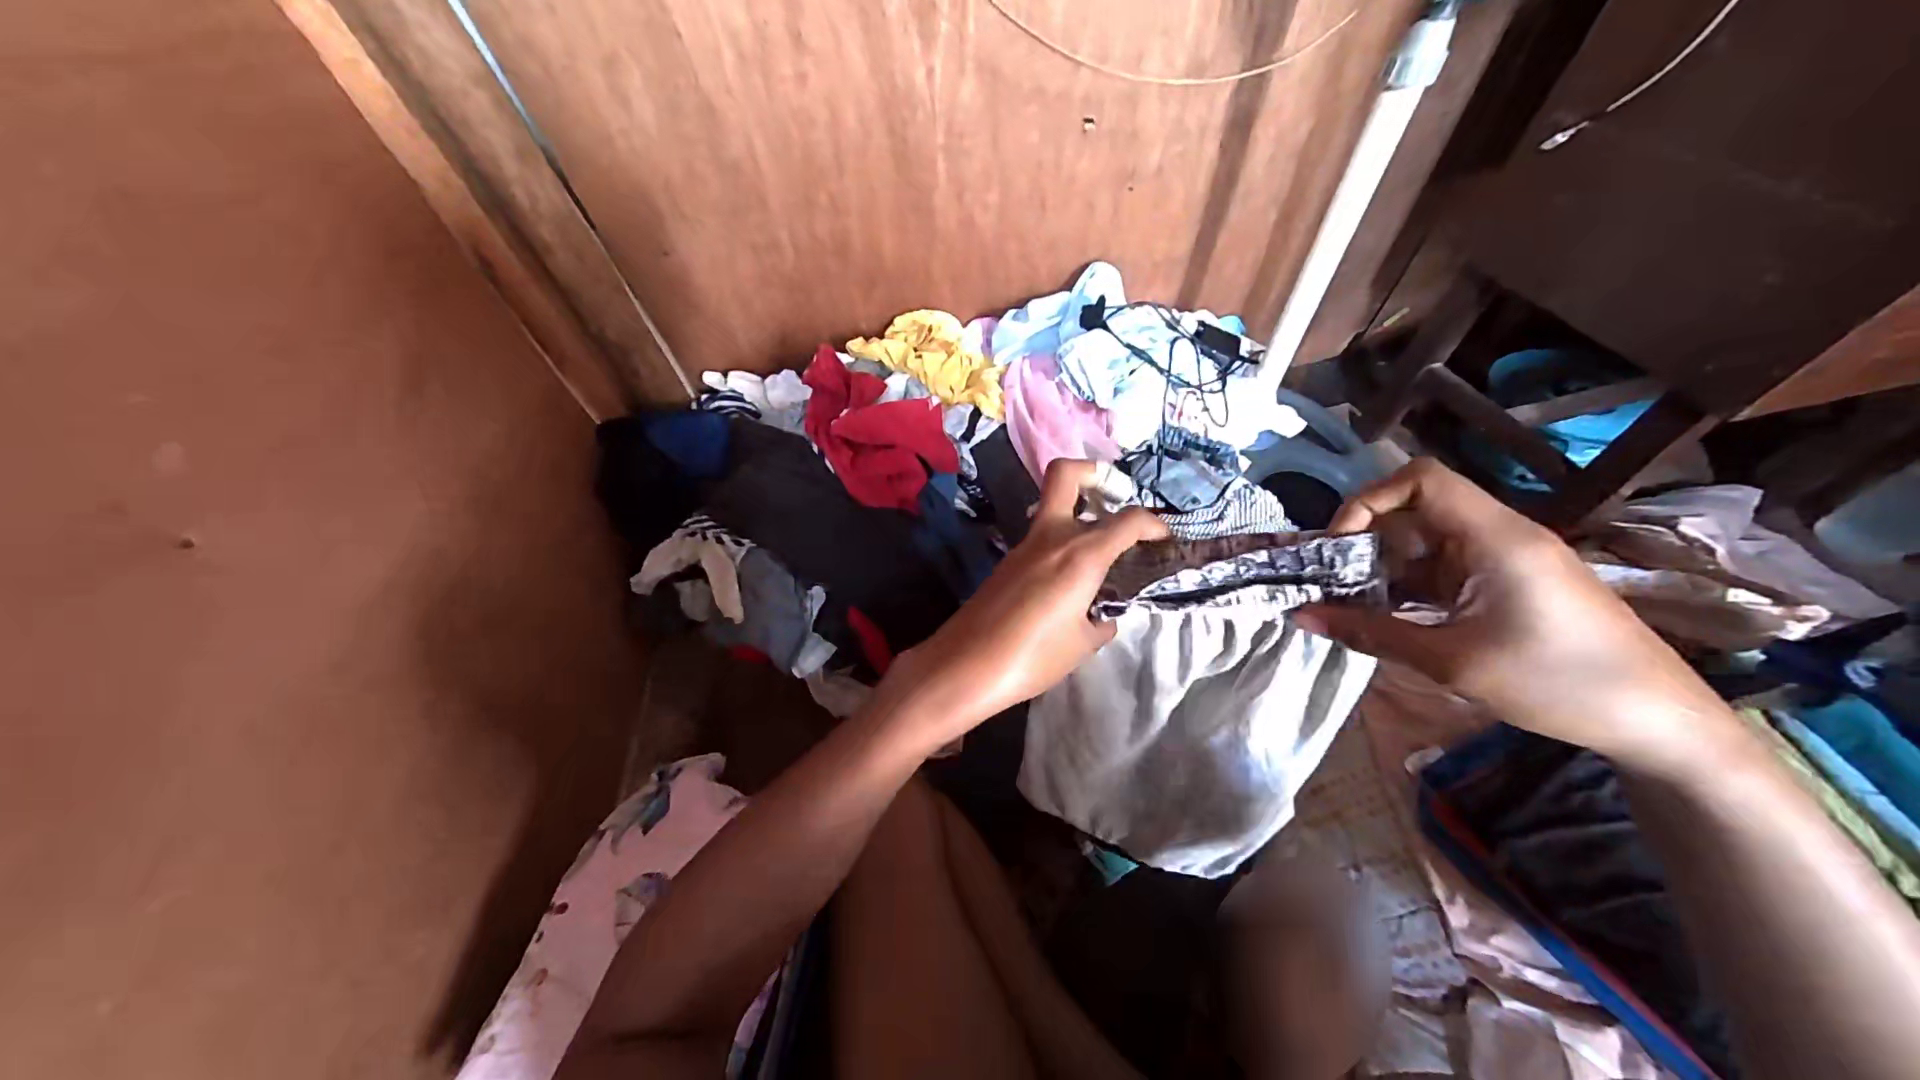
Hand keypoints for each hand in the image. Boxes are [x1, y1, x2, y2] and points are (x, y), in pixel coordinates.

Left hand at [882, 460, 1169, 742]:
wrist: (964, 665)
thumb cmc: (1032, 656)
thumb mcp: (1081, 645)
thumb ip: (1100, 622)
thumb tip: (1102, 615)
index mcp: (1081, 554)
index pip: (1128, 519)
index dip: (1153, 523)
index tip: (1163, 537)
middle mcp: (1052, 537)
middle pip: (1066, 474)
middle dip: (1096, 474)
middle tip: (1115, 500)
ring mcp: (1024, 546)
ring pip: (1052, 507)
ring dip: (1078, 514)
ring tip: (1100, 551)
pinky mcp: (1008, 563)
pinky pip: (1041, 538)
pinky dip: (1061, 544)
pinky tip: (1070, 581)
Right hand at [1295, 459, 1730, 772]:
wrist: (1660, 723)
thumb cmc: (1558, 683)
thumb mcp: (1451, 661)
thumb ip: (1370, 633)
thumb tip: (1301, 616)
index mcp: (1495, 537)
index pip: (1421, 479)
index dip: (1369, 499)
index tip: (1339, 544)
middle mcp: (1500, 536)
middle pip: (1416, 512)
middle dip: (1365, 543)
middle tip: (1331, 583)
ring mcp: (1506, 562)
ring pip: (1426, 545)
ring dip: (1384, 570)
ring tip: (1349, 606)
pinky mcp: (1510, 586)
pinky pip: (1445, 571)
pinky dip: (1410, 589)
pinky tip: (1387, 619)